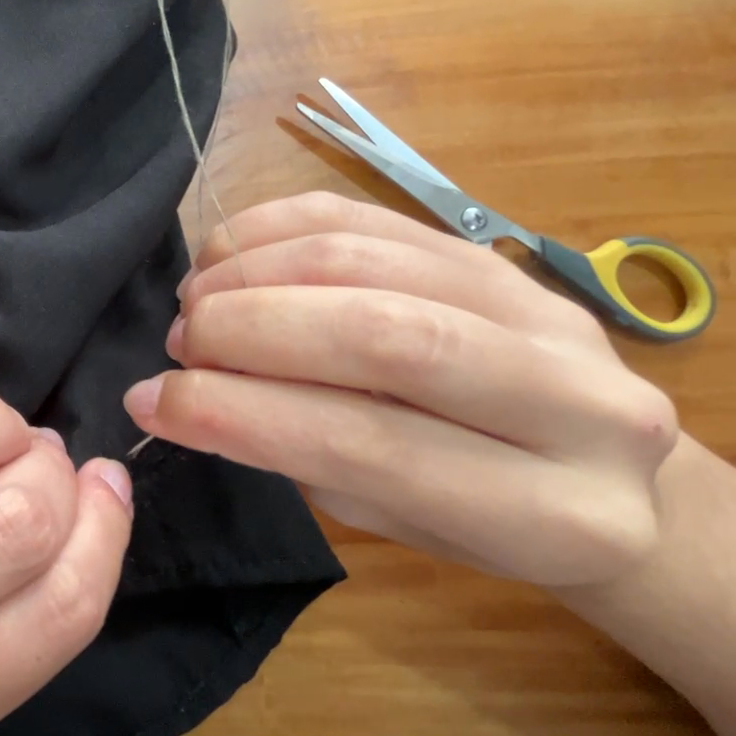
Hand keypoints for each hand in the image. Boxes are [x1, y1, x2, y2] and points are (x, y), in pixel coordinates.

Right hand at [125, 191, 679, 587]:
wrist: (586, 464)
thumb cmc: (472, 517)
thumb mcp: (387, 519)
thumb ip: (295, 454)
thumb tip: (169, 396)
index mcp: (554, 513)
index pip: (365, 444)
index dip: (234, 413)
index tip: (149, 400)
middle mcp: (580, 402)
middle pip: (378, 334)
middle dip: (244, 328)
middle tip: (181, 342)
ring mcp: (540, 305)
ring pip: (364, 260)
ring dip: (248, 273)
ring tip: (196, 303)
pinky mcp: (488, 249)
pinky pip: (360, 215)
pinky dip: (268, 229)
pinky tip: (222, 259)